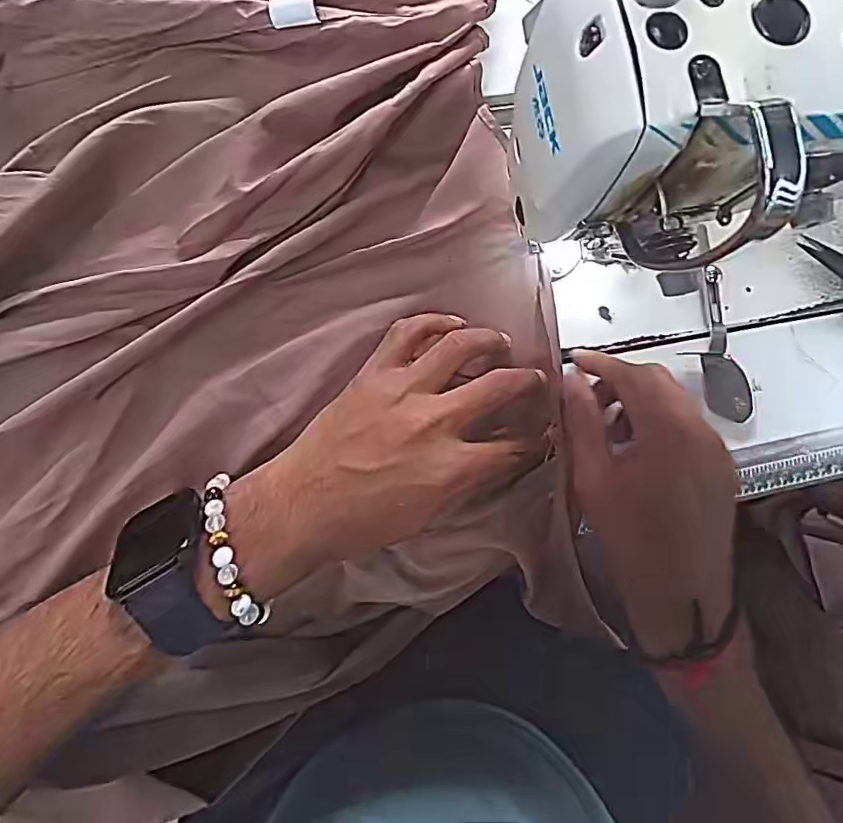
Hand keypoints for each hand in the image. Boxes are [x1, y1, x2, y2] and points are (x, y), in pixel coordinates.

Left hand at [214, 314, 550, 604]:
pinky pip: (407, 332)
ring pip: (459, 347)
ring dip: (489, 340)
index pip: (512, 447)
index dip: (535, 439)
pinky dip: (434, 321)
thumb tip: (497, 459)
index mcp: (449, 468)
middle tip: (534, 380)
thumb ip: (469, 483)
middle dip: (527, 383)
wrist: (301, 505)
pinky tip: (451, 324)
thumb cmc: (361, 521)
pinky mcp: (372, 374)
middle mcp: (432, 423)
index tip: (542, 432)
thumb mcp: (429, 516)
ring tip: (500, 343)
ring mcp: (400, 391)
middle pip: (499, 387)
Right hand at [564, 349, 736, 655]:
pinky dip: (660, 420)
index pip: (633, 374)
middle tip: (587, 396)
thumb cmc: (633, 542)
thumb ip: (582, 421)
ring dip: (641, 399)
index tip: (575, 361)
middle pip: (658, 380)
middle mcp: (701, 429)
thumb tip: (571, 381)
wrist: (686, 599)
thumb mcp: (594, 478)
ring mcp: (716, 448)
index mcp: (669, 429)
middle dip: (621, 379)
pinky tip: (636, 446)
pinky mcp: (722, 466)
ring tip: (607, 425)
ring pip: (675, 400)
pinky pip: (689, 424)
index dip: (601, 362)